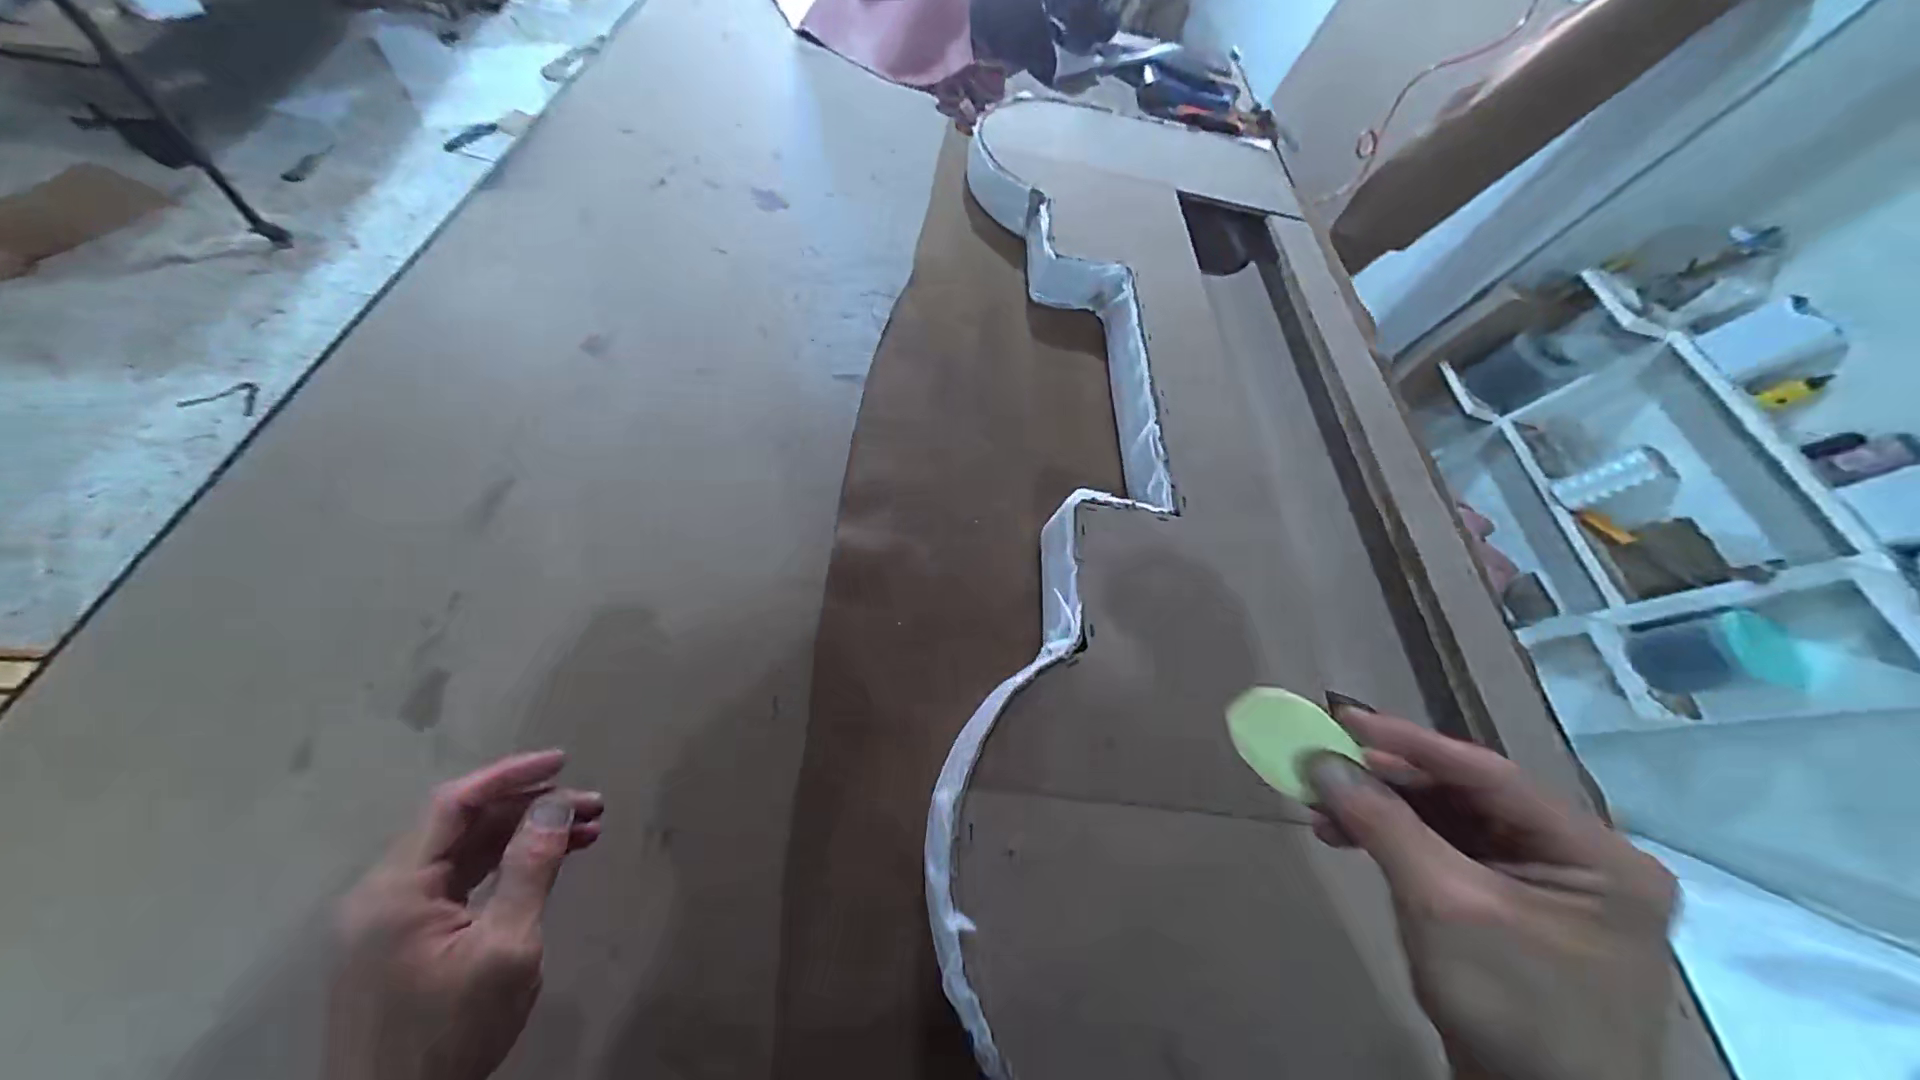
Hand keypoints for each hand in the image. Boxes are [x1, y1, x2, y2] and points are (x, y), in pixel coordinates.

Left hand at [327, 751, 603, 1079]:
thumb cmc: (449, 1032)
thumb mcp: (505, 948)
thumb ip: (530, 869)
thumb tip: (555, 804)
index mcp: (394, 890)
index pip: (454, 804)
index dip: (510, 774)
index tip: (564, 763)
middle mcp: (384, 892)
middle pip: (464, 824)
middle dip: (532, 807)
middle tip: (593, 806)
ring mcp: (392, 916)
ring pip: (468, 850)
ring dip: (527, 834)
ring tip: (587, 829)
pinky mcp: (407, 936)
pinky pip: (463, 879)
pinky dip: (509, 863)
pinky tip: (552, 860)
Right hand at [1304, 703, 1676, 1079]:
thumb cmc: (1509, 1005)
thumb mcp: (1441, 904)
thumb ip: (1383, 823)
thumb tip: (1322, 761)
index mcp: (1596, 854)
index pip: (1489, 775)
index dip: (1410, 742)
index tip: (1344, 717)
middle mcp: (1578, 857)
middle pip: (1464, 795)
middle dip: (1385, 782)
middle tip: (1322, 765)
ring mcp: (1545, 882)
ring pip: (1447, 820)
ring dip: (1380, 810)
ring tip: (1319, 808)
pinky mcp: (1509, 902)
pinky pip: (1444, 850)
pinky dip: (1392, 840)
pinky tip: (1345, 836)